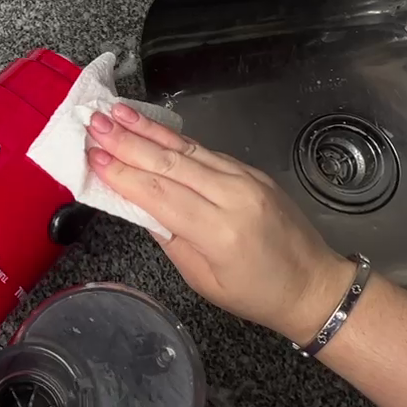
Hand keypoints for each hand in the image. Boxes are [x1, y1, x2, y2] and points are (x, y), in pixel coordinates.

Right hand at [86, 102, 354, 340]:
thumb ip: (168, 236)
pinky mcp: (250, 170)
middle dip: (127, 141)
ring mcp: (245, 179)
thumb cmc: (255, 294)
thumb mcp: (201, 278)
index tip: (92, 155)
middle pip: (170, 164)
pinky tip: (147, 125)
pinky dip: (172, 138)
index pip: (160, 195)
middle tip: (94, 122)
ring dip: (146, 129)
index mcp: (220, 233)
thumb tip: (135, 201)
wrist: (314, 284)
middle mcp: (234, 198)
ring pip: (186, 149)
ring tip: (115, 112)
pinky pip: (204, 151)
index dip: (123, 174)